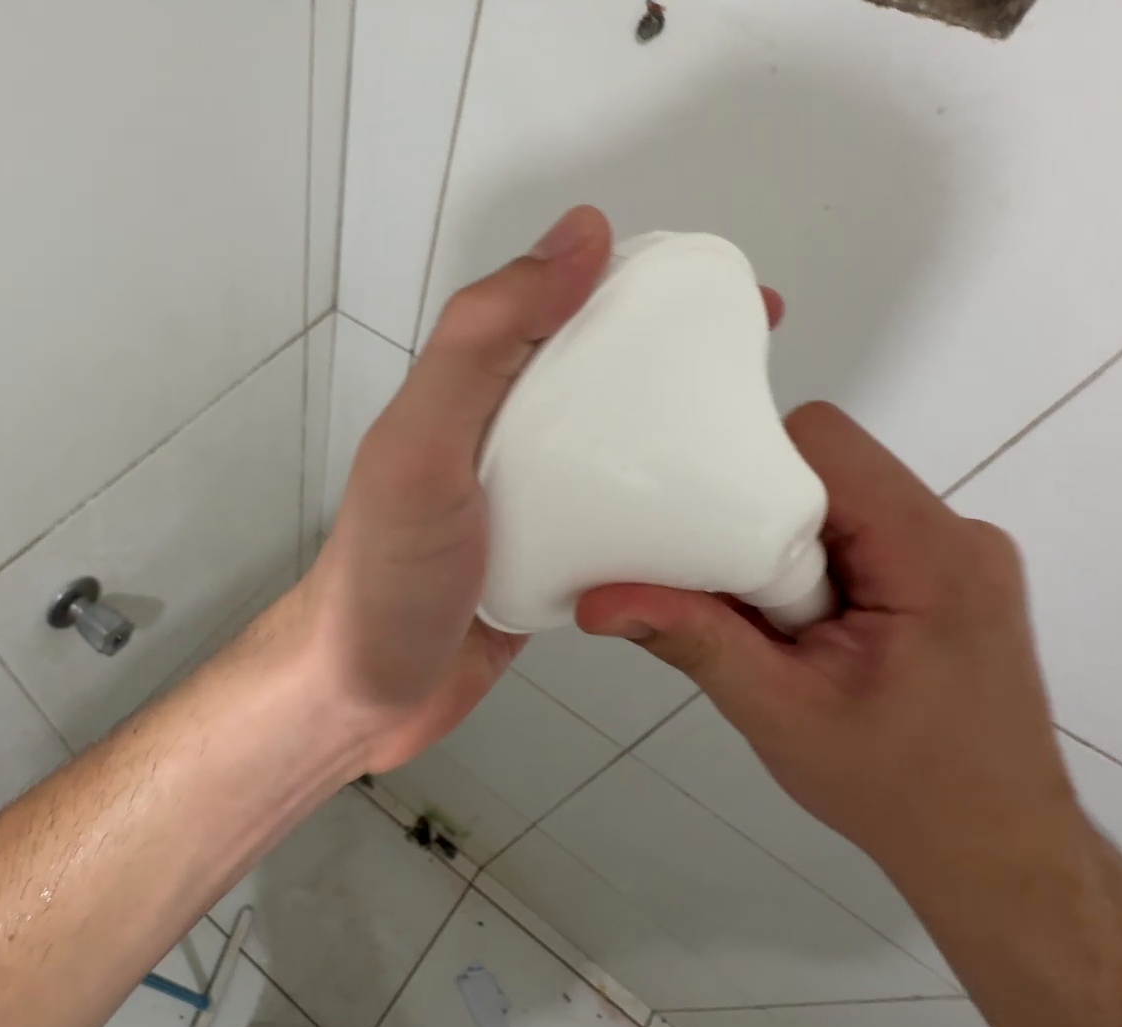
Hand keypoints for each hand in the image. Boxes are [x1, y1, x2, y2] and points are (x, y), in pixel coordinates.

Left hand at [277, 205, 785, 776]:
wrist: (366, 698)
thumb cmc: (386, 575)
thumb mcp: (423, 447)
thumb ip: (482, 342)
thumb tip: (580, 234)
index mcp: (463, 397)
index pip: (552, 310)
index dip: (631, 284)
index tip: (715, 286)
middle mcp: (493, 441)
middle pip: (593, 377)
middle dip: (673, 356)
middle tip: (755, 357)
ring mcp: (522, 505)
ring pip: (611, 449)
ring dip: (676, 432)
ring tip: (753, 432)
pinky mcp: (546, 563)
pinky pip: (612, 519)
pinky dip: (659, 508)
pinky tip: (712, 512)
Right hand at [574, 403, 1086, 881]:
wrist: (993, 852)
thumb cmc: (894, 788)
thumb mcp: (774, 711)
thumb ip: (689, 639)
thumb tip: (594, 602)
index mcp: (929, 554)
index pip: (826, 443)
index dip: (749, 461)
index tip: (693, 509)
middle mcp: (954, 535)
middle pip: (827, 469)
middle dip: (755, 511)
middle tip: (709, 579)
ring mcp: (956, 557)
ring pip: (837, 504)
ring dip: (779, 546)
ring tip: (752, 616)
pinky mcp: (945, 581)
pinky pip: (857, 537)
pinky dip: (807, 567)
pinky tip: (790, 628)